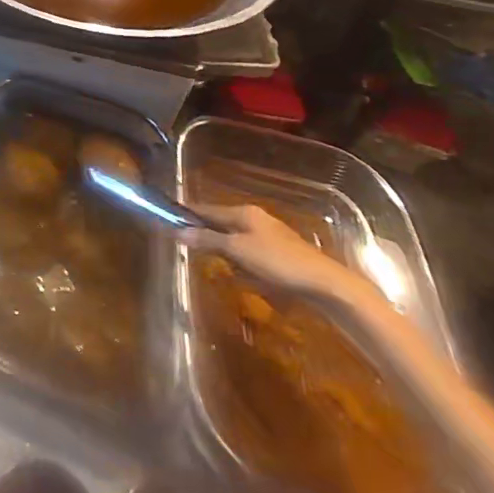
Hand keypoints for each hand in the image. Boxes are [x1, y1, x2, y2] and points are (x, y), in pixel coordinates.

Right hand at [189, 204, 371, 304]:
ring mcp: (270, 236)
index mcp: (244, 212)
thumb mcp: (237, 251)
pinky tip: (244, 277)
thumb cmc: (277, 262)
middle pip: (222, 223)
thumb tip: (178, 231)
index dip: (188, 214)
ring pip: (236, 240)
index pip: (207, 209)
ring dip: (226, 252)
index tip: (169, 217)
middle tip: (189, 247)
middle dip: (207, 235)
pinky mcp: (280, 254)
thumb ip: (208, 240)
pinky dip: (242, 262)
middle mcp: (255, 219)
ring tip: (216, 265)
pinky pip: (250, 254)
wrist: (324, 283)